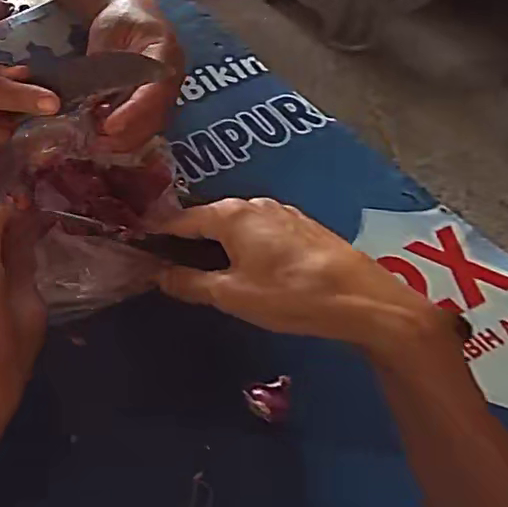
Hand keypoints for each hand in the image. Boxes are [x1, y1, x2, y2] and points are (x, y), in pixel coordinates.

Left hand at [87, 0, 182, 150]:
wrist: (131, 13)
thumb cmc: (122, 17)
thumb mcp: (111, 27)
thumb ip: (104, 57)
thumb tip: (93, 90)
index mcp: (166, 55)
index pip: (155, 90)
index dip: (134, 112)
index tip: (110, 126)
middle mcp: (170, 79)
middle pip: (156, 117)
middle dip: (127, 134)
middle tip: (96, 141)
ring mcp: (163, 93)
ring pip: (150, 127)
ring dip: (123, 139)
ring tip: (94, 141)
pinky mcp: (151, 103)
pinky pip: (142, 126)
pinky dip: (122, 135)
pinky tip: (99, 134)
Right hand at [157, 198, 446, 357]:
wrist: (368, 302)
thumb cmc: (290, 295)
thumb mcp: (231, 296)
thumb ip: (188, 283)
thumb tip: (157, 275)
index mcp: (228, 214)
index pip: (177, 220)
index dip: (156, 235)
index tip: (138, 248)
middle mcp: (251, 204)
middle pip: (205, 219)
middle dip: (185, 240)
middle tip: (169, 265)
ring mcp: (280, 212)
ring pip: (233, 224)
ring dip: (215, 243)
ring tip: (206, 270)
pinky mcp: (302, 226)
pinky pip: (257, 230)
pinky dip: (241, 244)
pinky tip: (246, 267)